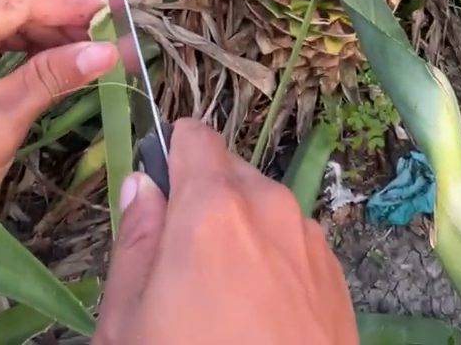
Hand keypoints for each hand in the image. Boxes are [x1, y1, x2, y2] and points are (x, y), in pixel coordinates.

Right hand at [95, 120, 355, 344]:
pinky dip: (270, 257)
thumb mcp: (128, 324)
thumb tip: (142, 183)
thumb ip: (135, 240)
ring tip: (218, 301)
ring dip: (238, 231)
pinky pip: (291, 240)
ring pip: (262, 207)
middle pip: (228, 173)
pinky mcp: (332, 268)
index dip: (170, 152)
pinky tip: (257, 316)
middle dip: (201, 200)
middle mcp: (268, 204)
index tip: (157, 184)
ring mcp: (307, 235)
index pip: (194, 136)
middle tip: (178, 265)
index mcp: (213, 206)